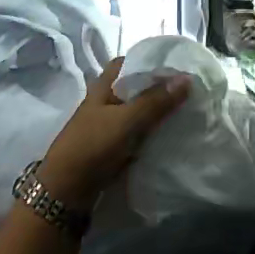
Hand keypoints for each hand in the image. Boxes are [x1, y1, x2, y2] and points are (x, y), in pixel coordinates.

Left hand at [37, 60, 188, 212]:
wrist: (66, 192)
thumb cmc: (92, 147)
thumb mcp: (127, 121)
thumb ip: (156, 100)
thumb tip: (187, 78)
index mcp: (103, 87)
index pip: (127, 63)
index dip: (149, 61)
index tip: (176, 66)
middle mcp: (105, 102)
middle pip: (136, 87)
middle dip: (159, 88)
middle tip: (189, 90)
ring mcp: (108, 125)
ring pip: (138, 111)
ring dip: (158, 111)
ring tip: (187, 110)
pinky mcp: (113, 146)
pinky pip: (138, 132)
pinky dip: (152, 131)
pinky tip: (171, 134)